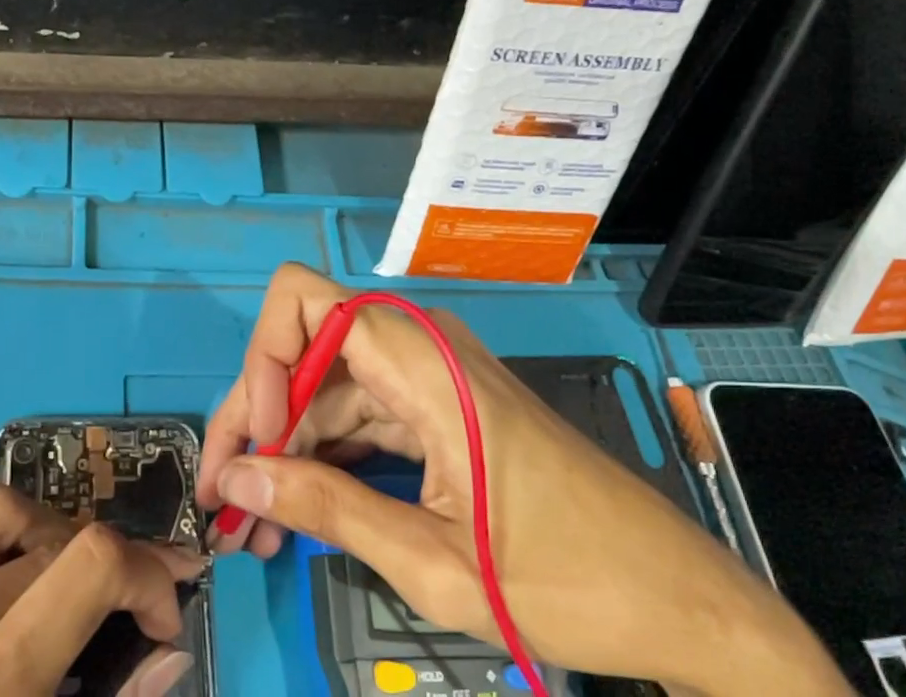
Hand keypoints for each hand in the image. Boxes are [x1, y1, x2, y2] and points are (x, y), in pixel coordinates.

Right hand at [199, 264, 849, 695]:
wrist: (680, 603)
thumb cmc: (569, 582)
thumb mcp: (433, 561)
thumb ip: (327, 508)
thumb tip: (239, 477)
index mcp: (425, 365)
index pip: (305, 304)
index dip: (262, 362)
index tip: (257, 443)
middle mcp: (423, 354)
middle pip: (305, 354)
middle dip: (258, 421)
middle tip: (225, 503)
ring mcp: (433, 383)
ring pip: (326, 391)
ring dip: (285, 450)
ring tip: (253, 526)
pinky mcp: (441, 414)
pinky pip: (361, 418)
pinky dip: (324, 459)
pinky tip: (297, 514)